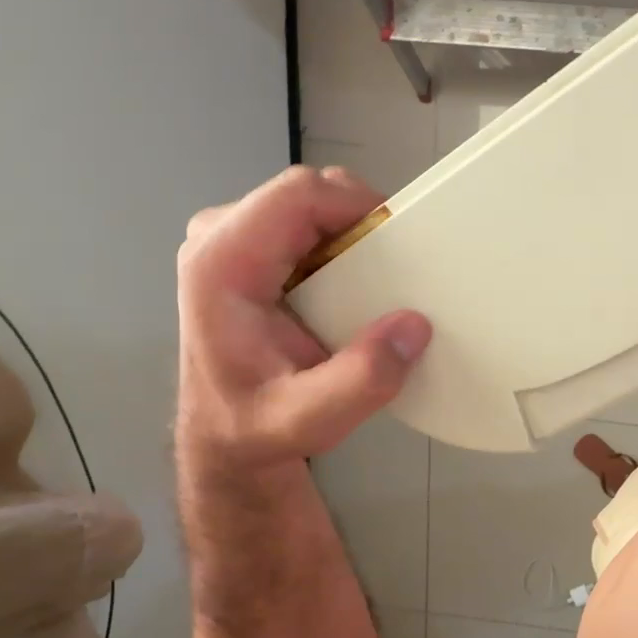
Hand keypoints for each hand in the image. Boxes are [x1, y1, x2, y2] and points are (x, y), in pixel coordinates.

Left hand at [175, 166, 430, 470]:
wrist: (227, 442)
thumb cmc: (258, 429)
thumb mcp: (311, 420)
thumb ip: (361, 380)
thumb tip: (416, 325)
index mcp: (222, 264)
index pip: (298, 196)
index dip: (358, 206)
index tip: (407, 245)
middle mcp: (221, 239)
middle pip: (307, 195)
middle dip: (362, 222)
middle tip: (403, 271)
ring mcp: (235, 244)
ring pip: (311, 207)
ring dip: (356, 237)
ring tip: (386, 284)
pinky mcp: (253, 257)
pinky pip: (310, 229)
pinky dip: (346, 250)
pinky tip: (362, 292)